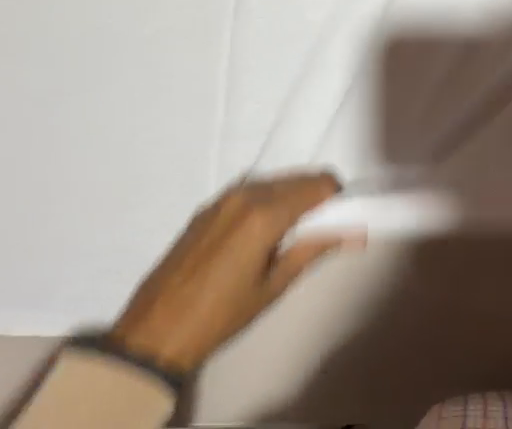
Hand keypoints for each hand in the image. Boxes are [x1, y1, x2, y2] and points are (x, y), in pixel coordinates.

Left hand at [108, 172, 357, 375]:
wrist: (153, 332)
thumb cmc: (220, 315)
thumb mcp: (274, 286)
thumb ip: (315, 250)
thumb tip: (357, 232)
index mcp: (265, 213)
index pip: (320, 184)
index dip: (338, 200)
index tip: (340, 224)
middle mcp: (246, 194)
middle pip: (300, 178)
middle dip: (317, 198)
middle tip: (317, 234)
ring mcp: (223, 198)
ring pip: (276, 182)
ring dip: (292, 199)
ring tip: (287, 238)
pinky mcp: (208, 207)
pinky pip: (252, 191)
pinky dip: (268, 202)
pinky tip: (260, 237)